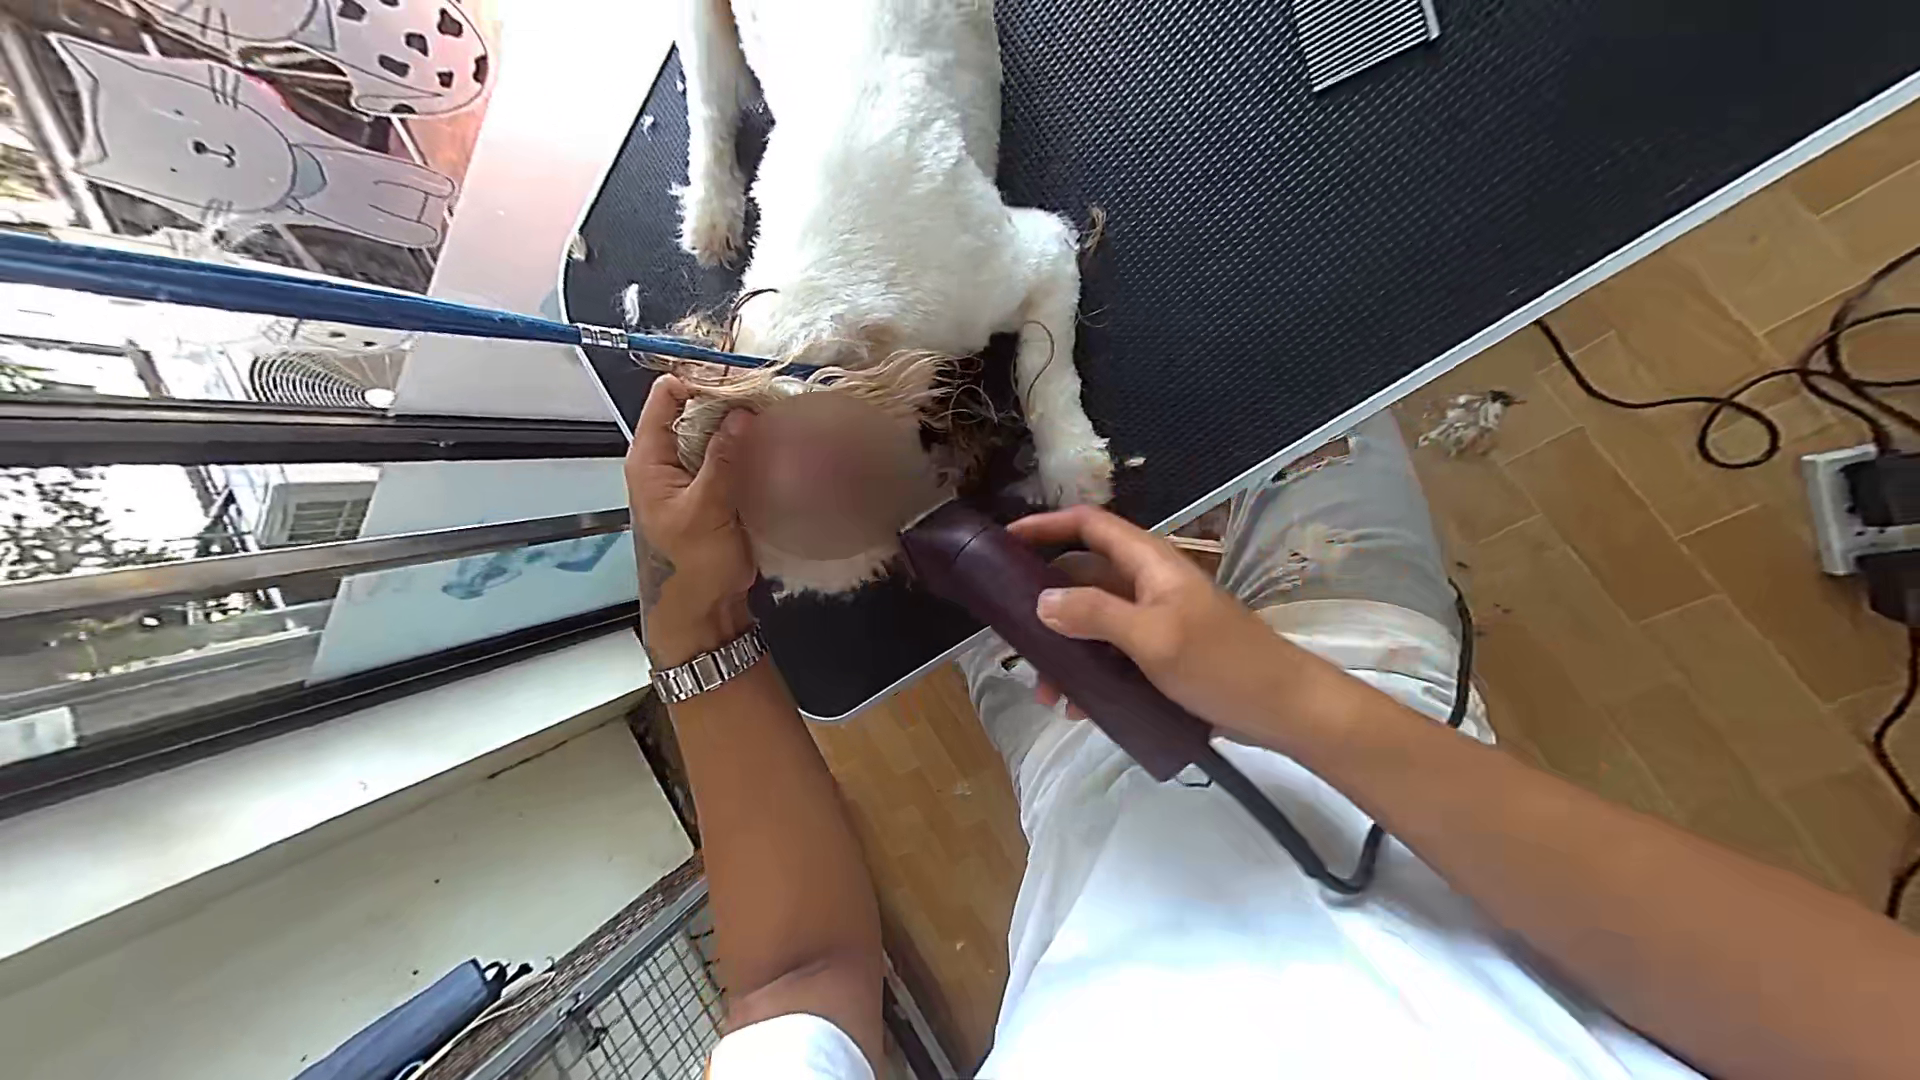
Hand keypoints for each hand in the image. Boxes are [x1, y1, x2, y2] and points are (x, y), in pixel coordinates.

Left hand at [625, 375, 756, 664]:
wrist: (708, 601)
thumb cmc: (695, 562)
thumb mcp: (706, 510)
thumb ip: (721, 461)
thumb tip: (741, 414)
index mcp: (651, 457)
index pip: (667, 397)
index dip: (701, 383)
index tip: (741, 384)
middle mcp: (669, 457)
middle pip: (695, 408)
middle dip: (729, 399)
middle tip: (767, 397)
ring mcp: (695, 470)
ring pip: (717, 429)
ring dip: (742, 421)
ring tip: (775, 413)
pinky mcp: (718, 484)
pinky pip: (732, 451)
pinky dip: (750, 443)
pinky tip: (773, 440)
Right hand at [1010, 505, 1322, 747]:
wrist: (1284, 710)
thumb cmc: (1222, 663)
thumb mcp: (1153, 638)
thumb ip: (1096, 614)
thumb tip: (1041, 602)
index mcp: (1147, 562)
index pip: (1088, 525)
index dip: (1046, 525)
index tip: (1006, 541)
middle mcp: (1145, 582)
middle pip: (1082, 576)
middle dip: (1045, 603)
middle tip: (1013, 631)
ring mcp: (1152, 617)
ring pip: (1092, 620)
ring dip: (1064, 649)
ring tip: (1045, 690)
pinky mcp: (1157, 650)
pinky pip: (1109, 651)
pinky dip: (1088, 671)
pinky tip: (1077, 705)